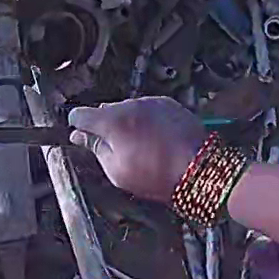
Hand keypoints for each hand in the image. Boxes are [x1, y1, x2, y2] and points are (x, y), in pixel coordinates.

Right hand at [67, 96, 207, 202]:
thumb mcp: (117, 171)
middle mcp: (129, 105)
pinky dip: (145, 120)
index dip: (77, 126)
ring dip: (126, 123)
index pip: (79, 114)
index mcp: (111, 121)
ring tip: (139, 146)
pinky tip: (154, 138)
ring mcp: (150, 102)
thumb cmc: (157, 176)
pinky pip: (147, 108)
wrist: (201, 170)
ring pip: (127, 109)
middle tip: (114, 149)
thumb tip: (79, 137)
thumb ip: (95, 149)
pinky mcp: (169, 104)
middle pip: (104, 110)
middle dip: (104, 126)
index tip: (81, 136)